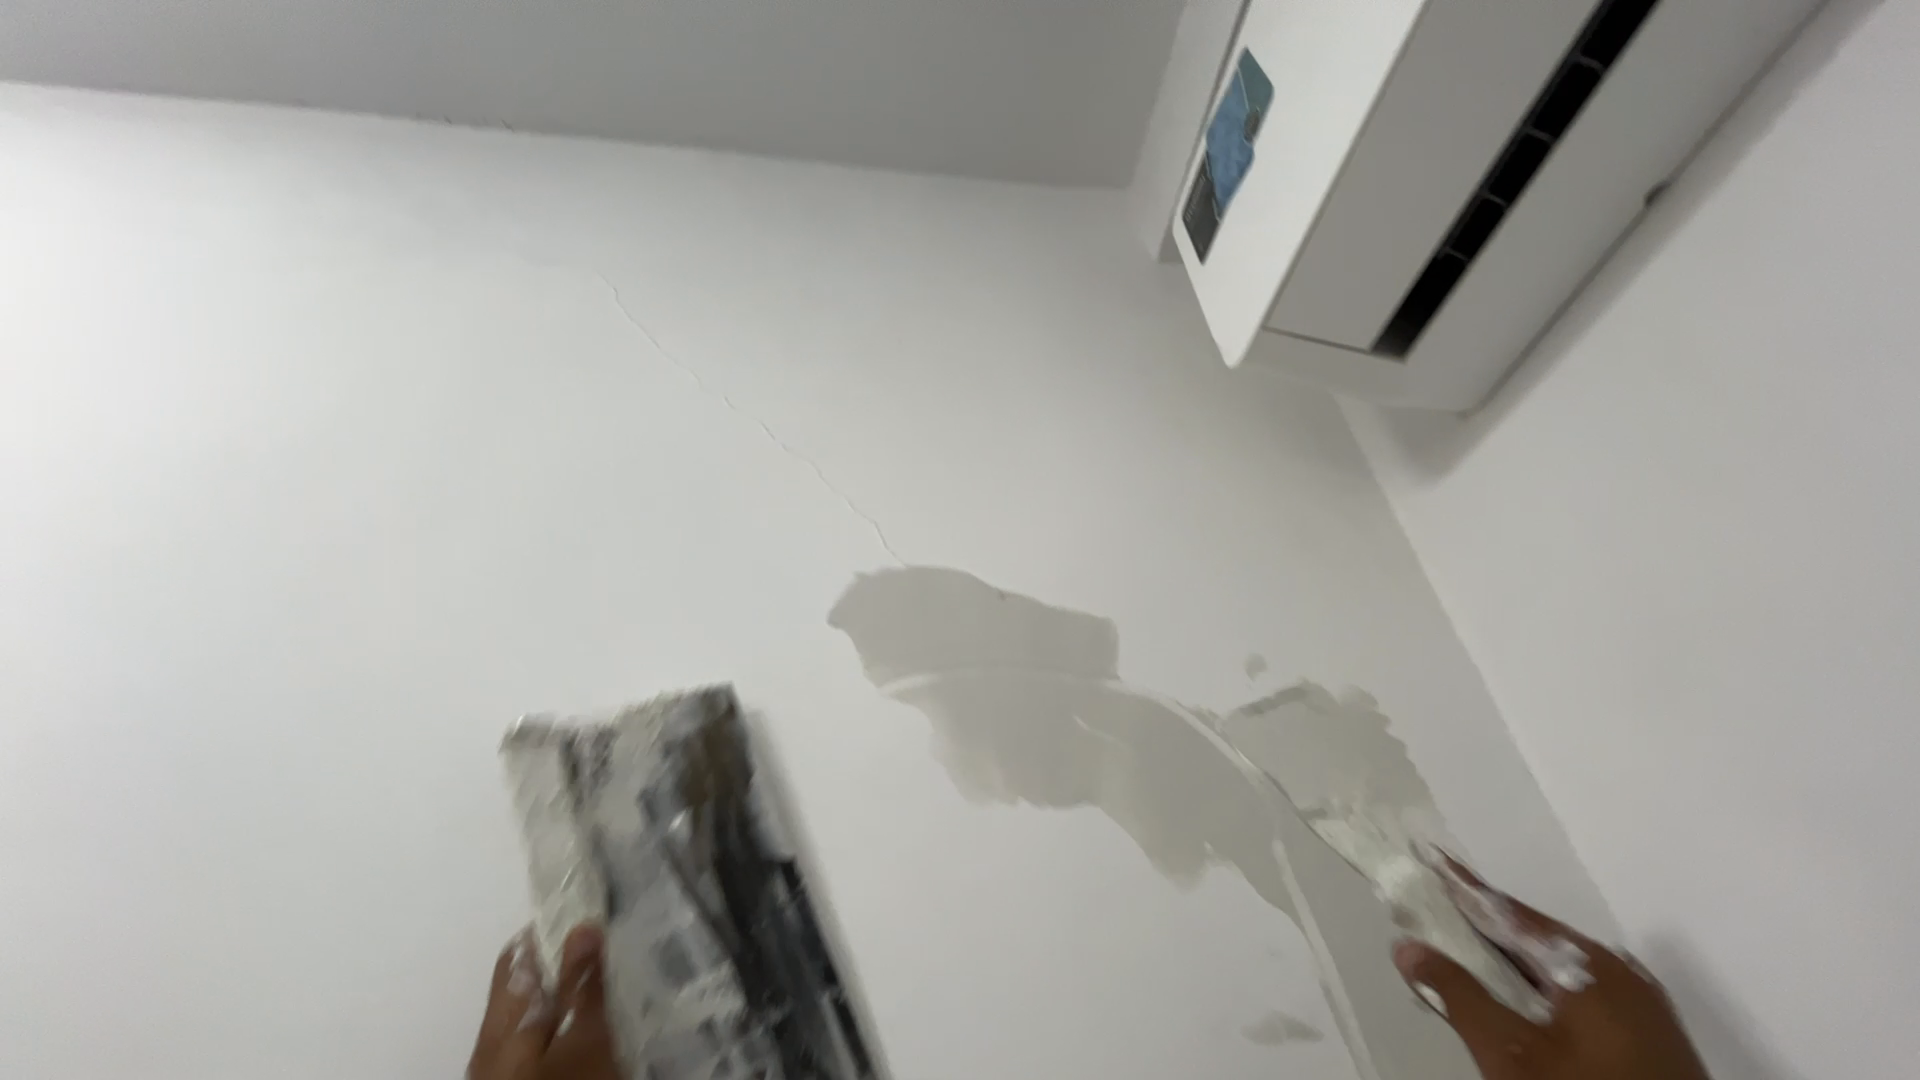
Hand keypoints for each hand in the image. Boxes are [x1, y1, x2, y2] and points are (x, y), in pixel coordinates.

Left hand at [469, 925, 620, 1079]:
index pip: (516, 954)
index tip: (589, 914)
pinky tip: (587, 1023)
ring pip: (530, 1008)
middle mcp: (490, 1041)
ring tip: (604, 981)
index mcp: (500, 1023)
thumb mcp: (584, 1036)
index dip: (551, 929)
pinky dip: (560, 1018)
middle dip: (563, 960)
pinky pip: (533, 1032)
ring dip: (564, 990)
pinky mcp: (514, 1079)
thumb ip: (582, 983)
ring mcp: (498, 1065)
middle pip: (523, 982)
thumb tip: (582, 925)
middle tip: (605, 948)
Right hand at [1394, 864, 1711, 1079]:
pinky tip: (1515, 1005)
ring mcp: (1642, 1008)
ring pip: (1555, 969)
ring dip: (1507, 964)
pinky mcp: (1650, 1041)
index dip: (1462, 887)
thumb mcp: (1509, 1054)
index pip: (1507, 910)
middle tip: (1434, 918)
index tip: (1428, 858)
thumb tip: (1407, 946)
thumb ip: (1456, 995)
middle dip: (1480, 930)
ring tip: (1463, 961)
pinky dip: (1537, 989)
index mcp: (1588, 964)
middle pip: (1532, 938)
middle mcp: (1620, 974)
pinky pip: (1579, 995)